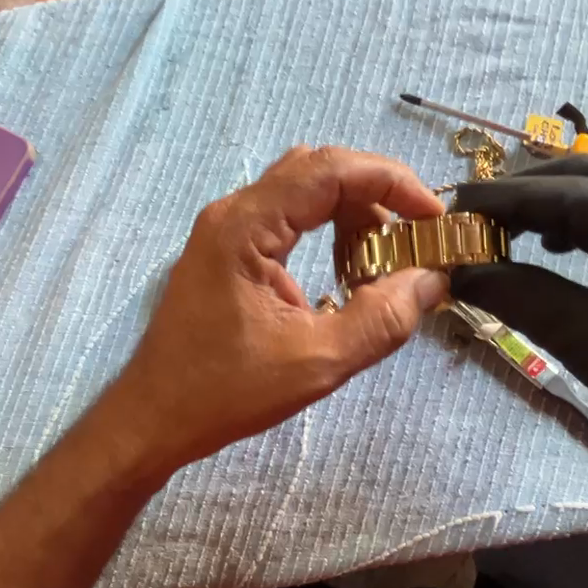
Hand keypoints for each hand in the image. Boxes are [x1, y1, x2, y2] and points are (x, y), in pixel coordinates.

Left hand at [105, 146, 448, 473]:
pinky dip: (323, 235)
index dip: (392, 182)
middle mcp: (232, 214)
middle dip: (374, 199)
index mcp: (245, 227)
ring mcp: (224, 232)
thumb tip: (432, 279)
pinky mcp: (225, 253)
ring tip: (379, 267)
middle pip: (317, 172)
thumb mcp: (316, 362)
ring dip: (349, 218)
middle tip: (411, 244)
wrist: (154, 418)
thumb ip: (382, 319)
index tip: (433, 218)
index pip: (330, 169)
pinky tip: (342, 277)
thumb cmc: (224, 392)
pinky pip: (284, 222)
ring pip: (301, 195)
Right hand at [451, 157, 587, 534]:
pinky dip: (585, 211)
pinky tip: (559, 239)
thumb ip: (527, 301)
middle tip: (469, 222)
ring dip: (552, 200)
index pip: (573, 196)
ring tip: (503, 229)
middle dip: (524, 195)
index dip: (504, 200)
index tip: (449, 211)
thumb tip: (462, 270)